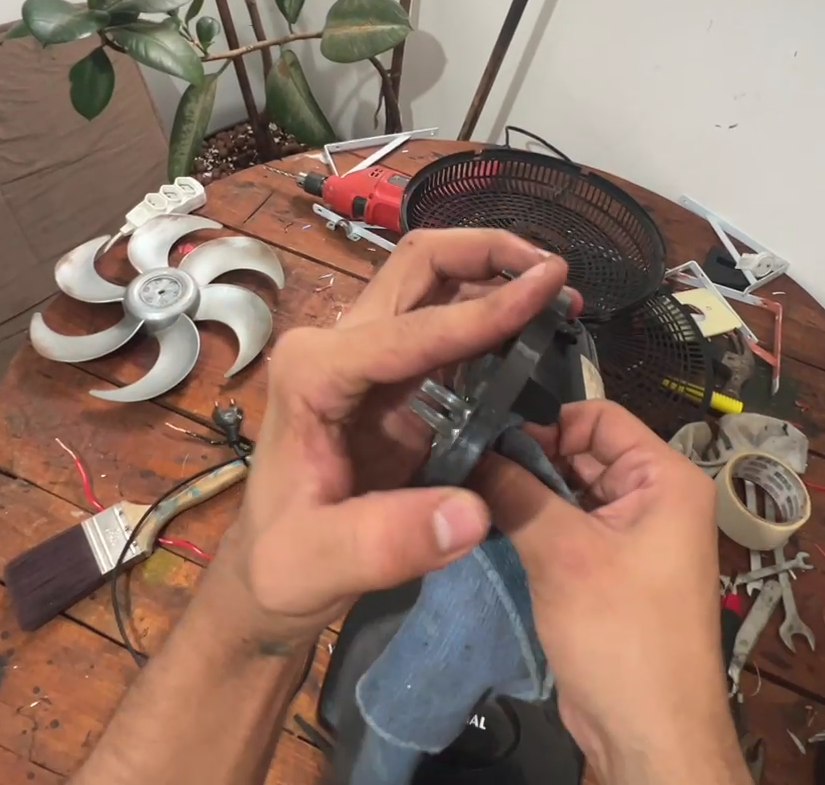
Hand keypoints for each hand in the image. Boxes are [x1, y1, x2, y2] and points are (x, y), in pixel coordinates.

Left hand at [211, 228, 571, 650]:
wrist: (268, 571)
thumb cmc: (280, 566)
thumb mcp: (315, 563)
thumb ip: (386, 542)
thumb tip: (473, 512)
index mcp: (314, 372)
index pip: (410, 328)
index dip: (483, 309)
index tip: (547, 289)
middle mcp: (337, 345)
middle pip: (418, 265)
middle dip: (487, 253)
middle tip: (553, 270)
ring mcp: (366, 355)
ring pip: (433, 281)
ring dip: (493, 274)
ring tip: (556, 293)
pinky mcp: (394, 376)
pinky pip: (446, 323)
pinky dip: (489, 313)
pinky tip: (529, 327)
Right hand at [472, 401, 750, 784]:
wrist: (647, 736)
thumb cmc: (620, 633)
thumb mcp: (563, 552)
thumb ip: (515, 491)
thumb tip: (469, 449)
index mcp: (664, 478)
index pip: (599, 417)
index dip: (547, 422)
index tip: (492, 439)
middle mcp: (651, 496)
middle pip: (580, 452)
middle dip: (529, 458)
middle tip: (469, 465)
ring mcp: (628, 533)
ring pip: (567, 489)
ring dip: (525, 492)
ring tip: (470, 492)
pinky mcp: (606, 566)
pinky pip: (565, 524)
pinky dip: (532, 521)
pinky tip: (489, 522)